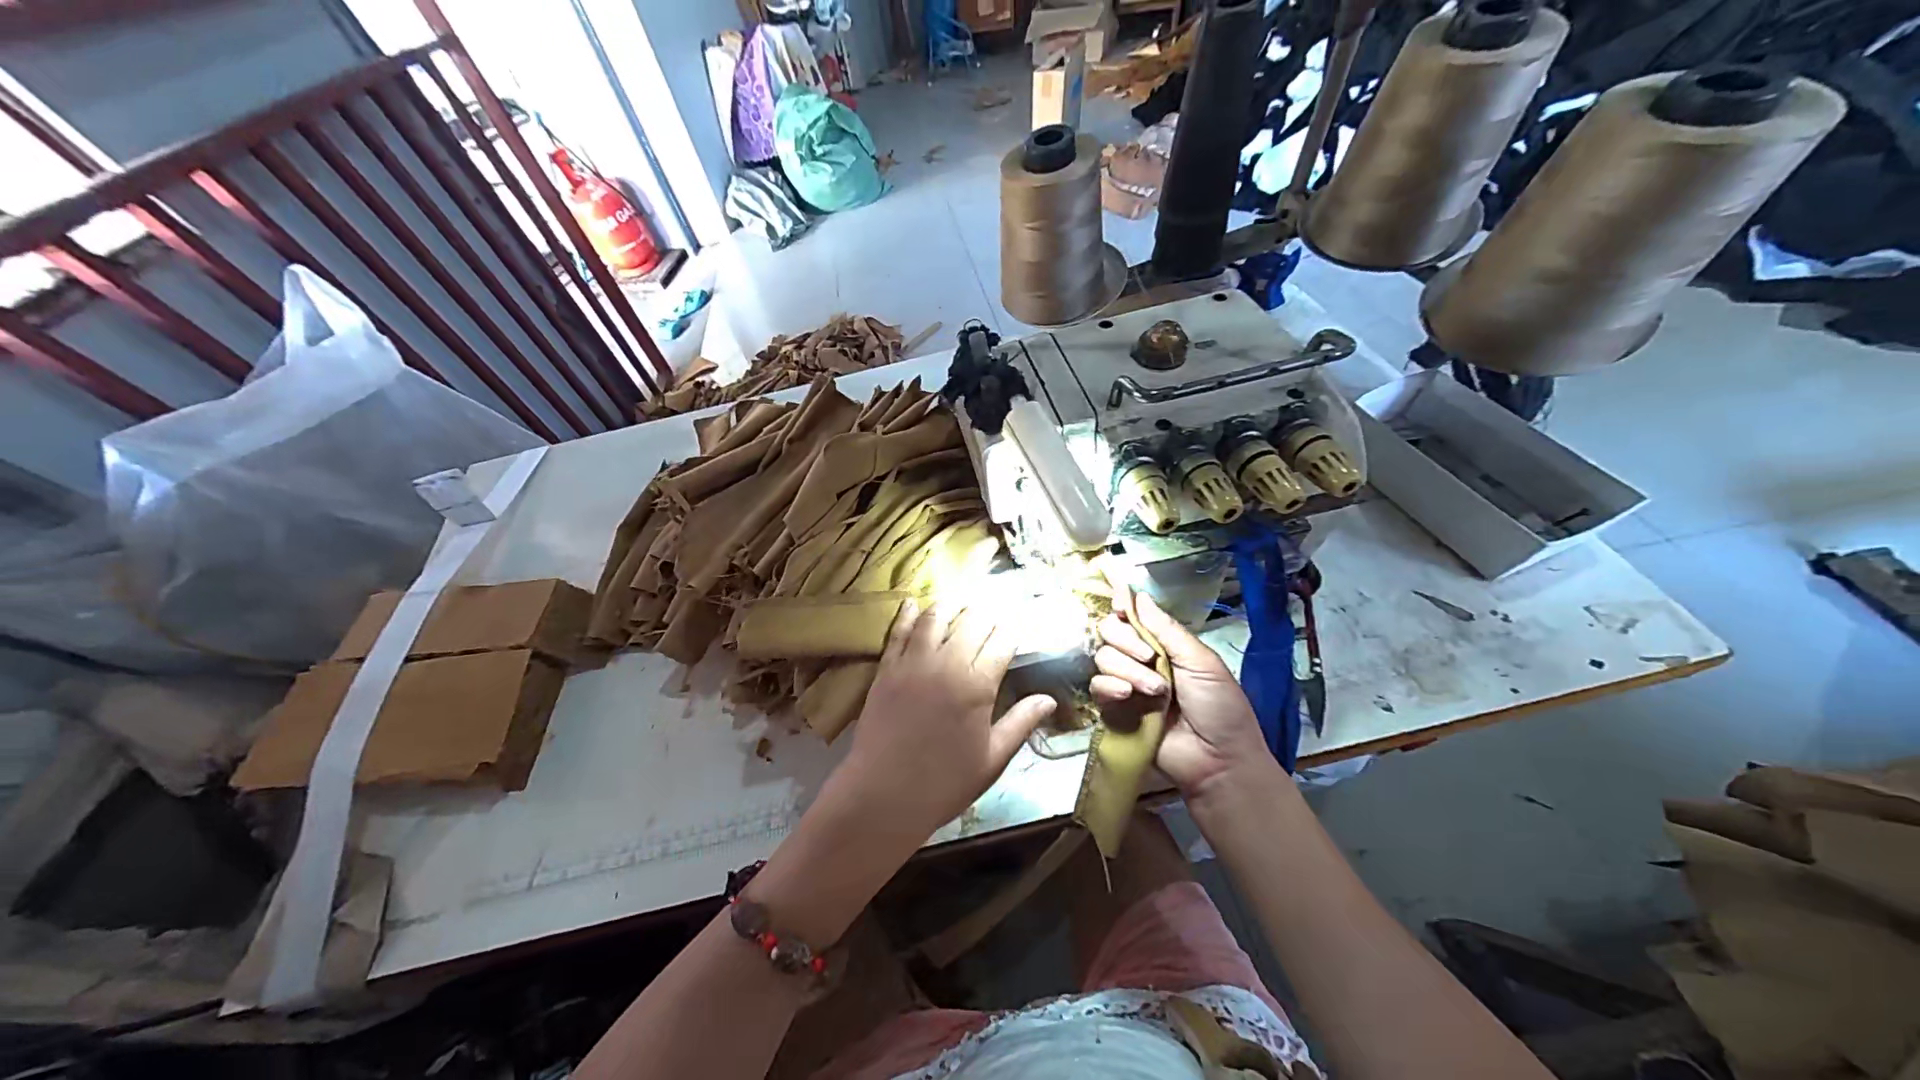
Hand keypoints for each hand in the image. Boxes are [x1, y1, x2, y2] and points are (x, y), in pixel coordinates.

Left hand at [831, 599, 1057, 844]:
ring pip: (935, 618)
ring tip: (961, 601)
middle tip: (995, 611)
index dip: (1013, 629)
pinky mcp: (886, 669)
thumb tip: (1049, 699)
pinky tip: (913, 603)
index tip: (1019, 625)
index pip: (1002, 641)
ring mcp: (913, 663)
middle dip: (988, 613)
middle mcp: (947, 664)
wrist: (883, 795)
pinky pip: (898, 632)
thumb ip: (1021, 722)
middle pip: (972, 621)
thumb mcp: (993, 758)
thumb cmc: (945, 783)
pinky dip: (908, 615)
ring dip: (951, 605)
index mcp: (978, 685)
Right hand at [1090, 588, 1273, 797]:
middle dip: (1124, 639)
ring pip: (1104, 658)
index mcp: (1164, 646)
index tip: (1120, 605)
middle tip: (1147, 656)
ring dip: (1126, 668)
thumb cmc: (1220, 707)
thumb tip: (1138, 596)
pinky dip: (1109, 686)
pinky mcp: (1114, 710)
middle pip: (1110, 633)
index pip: (1134, 617)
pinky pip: (1097, 687)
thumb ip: (1167, 630)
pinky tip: (1127, 694)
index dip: (1123, 607)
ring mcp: (1126, 685)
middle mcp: (1141, 661)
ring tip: (1153, 689)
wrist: (1218, 760)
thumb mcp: (1202, 662)